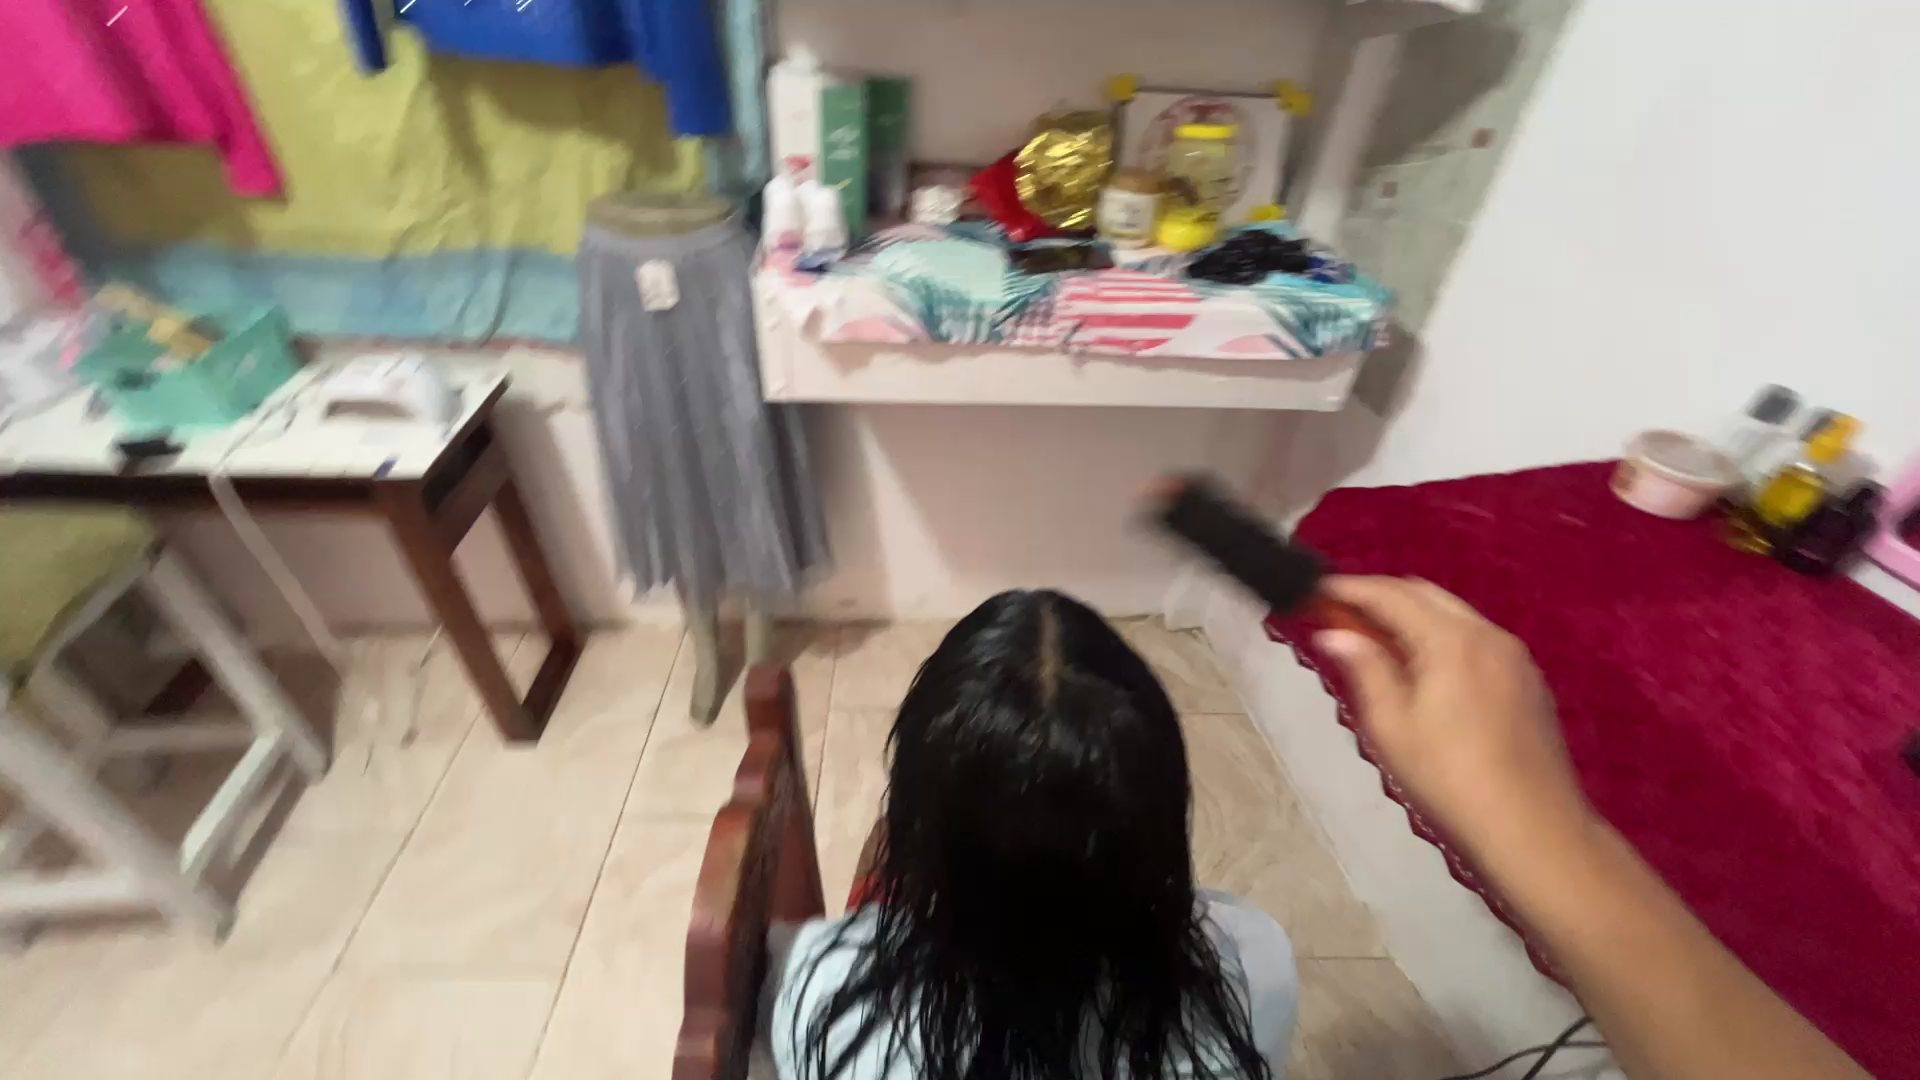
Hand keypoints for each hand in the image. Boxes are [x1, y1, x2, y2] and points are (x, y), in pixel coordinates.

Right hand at [1314, 576, 1593, 859]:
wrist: (1534, 829)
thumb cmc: (1448, 776)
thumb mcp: (1390, 724)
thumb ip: (1364, 668)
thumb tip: (1334, 634)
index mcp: (1450, 641)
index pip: (1390, 595)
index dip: (1349, 588)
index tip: (1316, 591)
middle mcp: (1486, 635)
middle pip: (1424, 593)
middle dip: (1380, 595)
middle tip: (1341, 613)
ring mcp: (1513, 656)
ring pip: (1451, 612)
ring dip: (1410, 613)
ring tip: (1374, 638)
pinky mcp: (1526, 679)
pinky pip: (1473, 635)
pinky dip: (1438, 633)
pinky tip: (1420, 664)